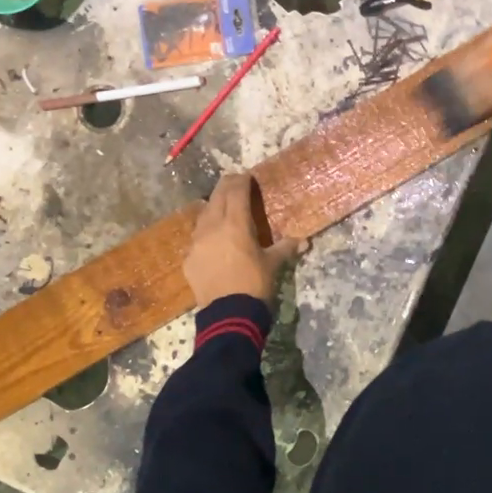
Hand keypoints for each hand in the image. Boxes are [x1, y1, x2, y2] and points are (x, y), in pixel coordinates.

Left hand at [184, 174, 303, 307]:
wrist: (228, 316)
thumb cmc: (255, 285)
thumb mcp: (273, 265)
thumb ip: (285, 248)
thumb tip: (303, 241)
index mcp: (236, 224)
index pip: (236, 192)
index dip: (242, 181)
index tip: (247, 176)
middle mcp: (212, 227)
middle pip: (217, 198)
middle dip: (226, 187)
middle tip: (234, 183)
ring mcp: (196, 243)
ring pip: (203, 216)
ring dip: (213, 207)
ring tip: (222, 207)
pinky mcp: (189, 259)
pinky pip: (197, 238)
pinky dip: (206, 231)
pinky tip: (212, 238)